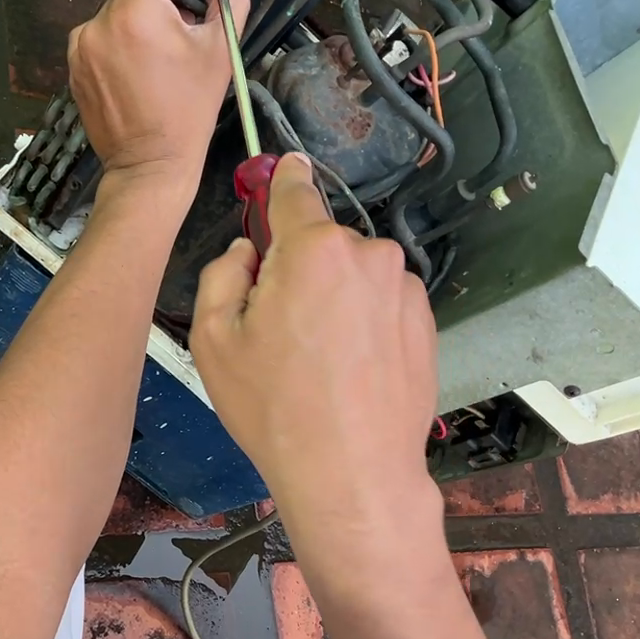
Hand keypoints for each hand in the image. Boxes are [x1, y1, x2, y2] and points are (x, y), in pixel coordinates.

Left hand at [67, 0, 249, 190]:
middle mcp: (97, 26)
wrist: (149, 167)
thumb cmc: (187, 113)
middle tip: (194, 7)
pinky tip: (146, 68)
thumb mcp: (220, 52)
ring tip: (170, 47)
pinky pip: (102, 42)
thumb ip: (227, 1)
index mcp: (132, 12)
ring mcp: (80, 52)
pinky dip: (125, 43)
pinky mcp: (75, 74)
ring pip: (117, 14)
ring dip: (145, 18)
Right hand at [190, 154, 440, 533]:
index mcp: (314, 249)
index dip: (281, 180)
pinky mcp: (426, 324)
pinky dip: (360, 323)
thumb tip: (248, 252)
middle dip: (296, 271)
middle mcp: (369, 255)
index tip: (283, 166)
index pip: (294, 190)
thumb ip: (222, 275)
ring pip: (352, 277)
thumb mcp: (213, 341)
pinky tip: (346, 372)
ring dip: (331, 299)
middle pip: (320, 245)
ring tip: (314, 362)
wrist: (350, 472)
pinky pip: (379, 305)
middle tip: (276, 331)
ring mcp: (404, 290)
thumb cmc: (272, 406)